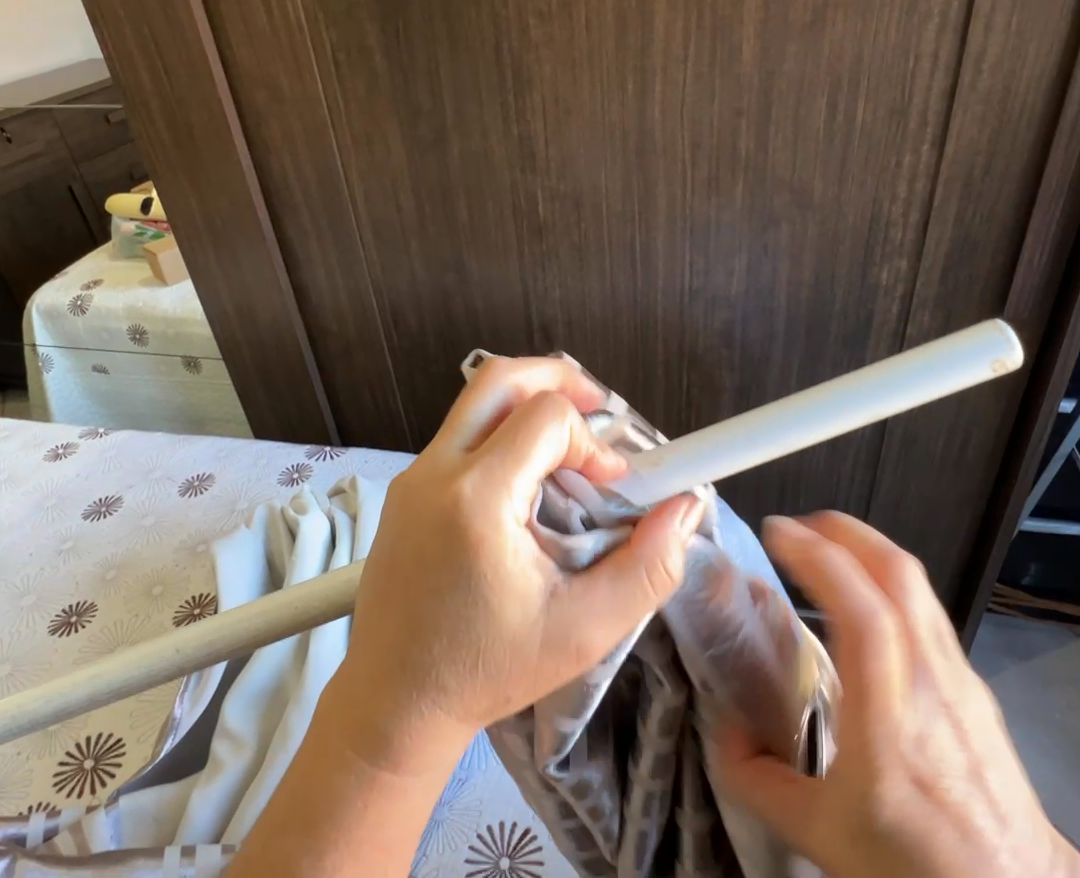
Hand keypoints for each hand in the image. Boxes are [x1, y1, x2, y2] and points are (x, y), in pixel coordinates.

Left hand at [332, 356, 702, 771]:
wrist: (394, 702)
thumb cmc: (488, 669)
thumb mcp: (584, 630)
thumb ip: (648, 567)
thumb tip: (685, 508)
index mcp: (476, 499)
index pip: (546, 417)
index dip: (592, 439)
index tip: (612, 483)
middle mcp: (435, 473)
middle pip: (499, 379)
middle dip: (558, 379)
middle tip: (599, 406)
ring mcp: (412, 480)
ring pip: (475, 403)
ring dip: (528, 406)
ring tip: (571, 441)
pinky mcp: (404, 494)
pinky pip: (458, 436)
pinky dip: (501, 434)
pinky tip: (528, 482)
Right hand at [714, 512, 1079, 877]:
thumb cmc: (917, 863)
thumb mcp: (820, 837)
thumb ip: (757, 781)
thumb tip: (722, 731)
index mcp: (888, 725)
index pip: (863, 613)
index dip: (819, 558)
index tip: (778, 532)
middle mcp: (931, 686)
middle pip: (899, 576)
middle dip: (844, 531)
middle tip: (796, 526)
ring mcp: (960, 679)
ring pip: (919, 587)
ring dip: (868, 549)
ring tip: (824, 548)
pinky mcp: (974, 685)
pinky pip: (928, 611)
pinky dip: (889, 581)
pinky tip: (865, 600)